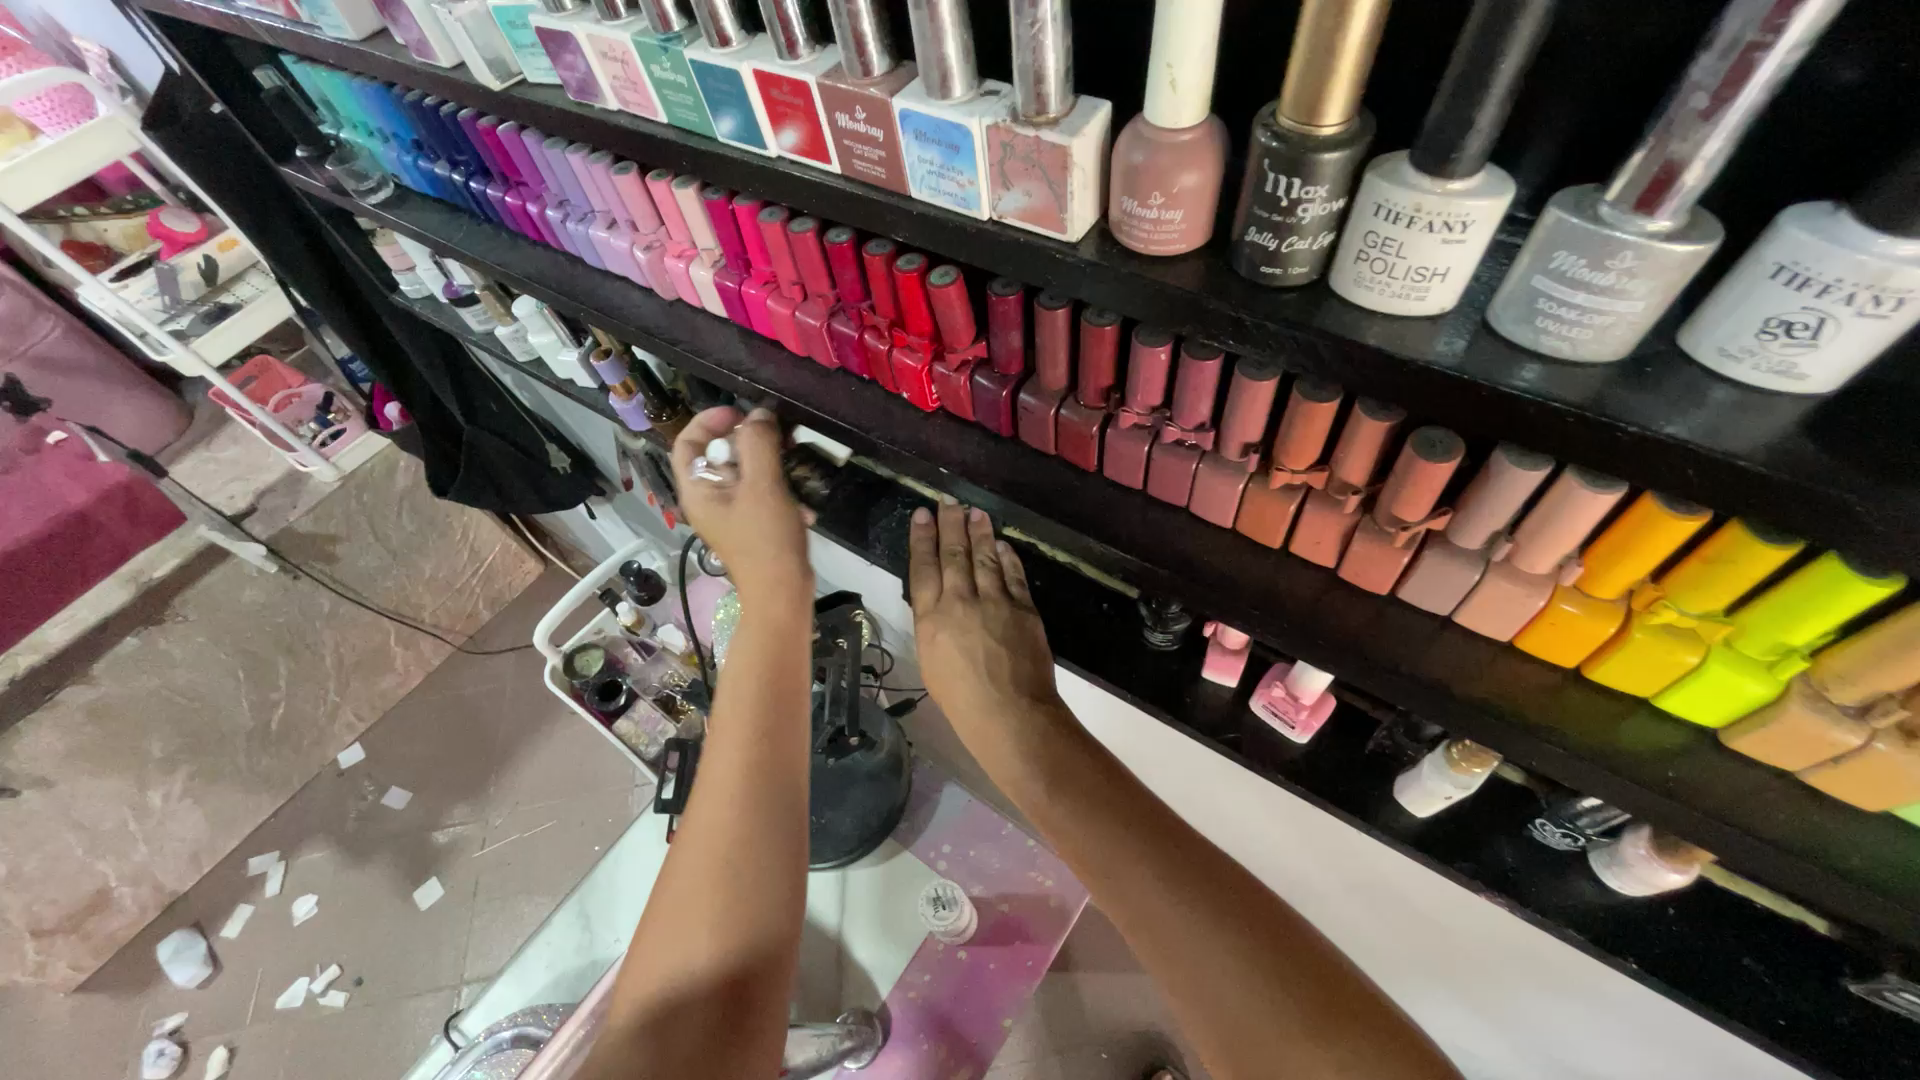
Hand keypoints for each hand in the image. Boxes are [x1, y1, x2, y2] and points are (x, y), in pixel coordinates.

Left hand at [671, 407, 810, 604]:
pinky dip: (779, 489)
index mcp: (697, 490)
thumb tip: (759, 414)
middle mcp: (707, 500)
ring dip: (770, 463)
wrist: (783, 594)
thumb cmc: (767, 539)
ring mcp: (729, 515)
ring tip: (795, 461)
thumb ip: (758, 443)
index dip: (711, 420)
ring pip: (743, 473)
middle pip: (718, 454)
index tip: (743, 414)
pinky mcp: (751, 526)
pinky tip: (802, 501)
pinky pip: (760, 494)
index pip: (688, 441)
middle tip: (778, 435)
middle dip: (749, 440)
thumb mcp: (763, 485)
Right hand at [908, 499, 1062, 730]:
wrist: (1009, 714)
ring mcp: (995, 602)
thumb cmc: (962, 701)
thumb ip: (934, 627)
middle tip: (948, 502)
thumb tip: (939, 604)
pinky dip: (1007, 558)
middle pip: (954, 554)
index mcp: (931, 619)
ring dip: (980, 533)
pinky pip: (1013, 575)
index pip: (923, 568)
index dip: (922, 539)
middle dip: (950, 525)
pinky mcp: (1024, 608)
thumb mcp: (931, 662)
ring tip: (975, 513)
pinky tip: (1002, 546)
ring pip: (984, 558)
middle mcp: (960, 603)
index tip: (922, 515)